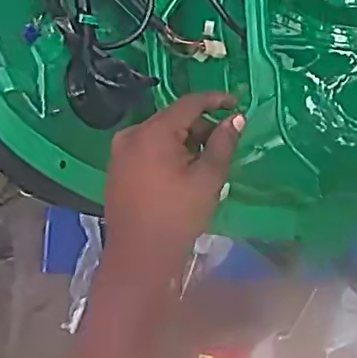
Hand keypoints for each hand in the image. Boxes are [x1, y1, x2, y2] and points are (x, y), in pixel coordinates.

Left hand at [102, 92, 243, 268]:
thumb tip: (236, 119)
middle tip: (225, 144)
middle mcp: (131, 135)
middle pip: (174, 118)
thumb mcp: (208, 177)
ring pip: (162, 133)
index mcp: (153, 133)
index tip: (238, 104)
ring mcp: (120, 152)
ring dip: (187, 140)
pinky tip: (185, 172)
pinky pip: (150, 147)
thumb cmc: (178, 215)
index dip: (216, 100)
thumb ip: (223, 142)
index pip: (189, 104)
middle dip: (202, 126)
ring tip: (207, 164)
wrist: (140, 257)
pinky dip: (170, 151)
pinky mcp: (118, 168)